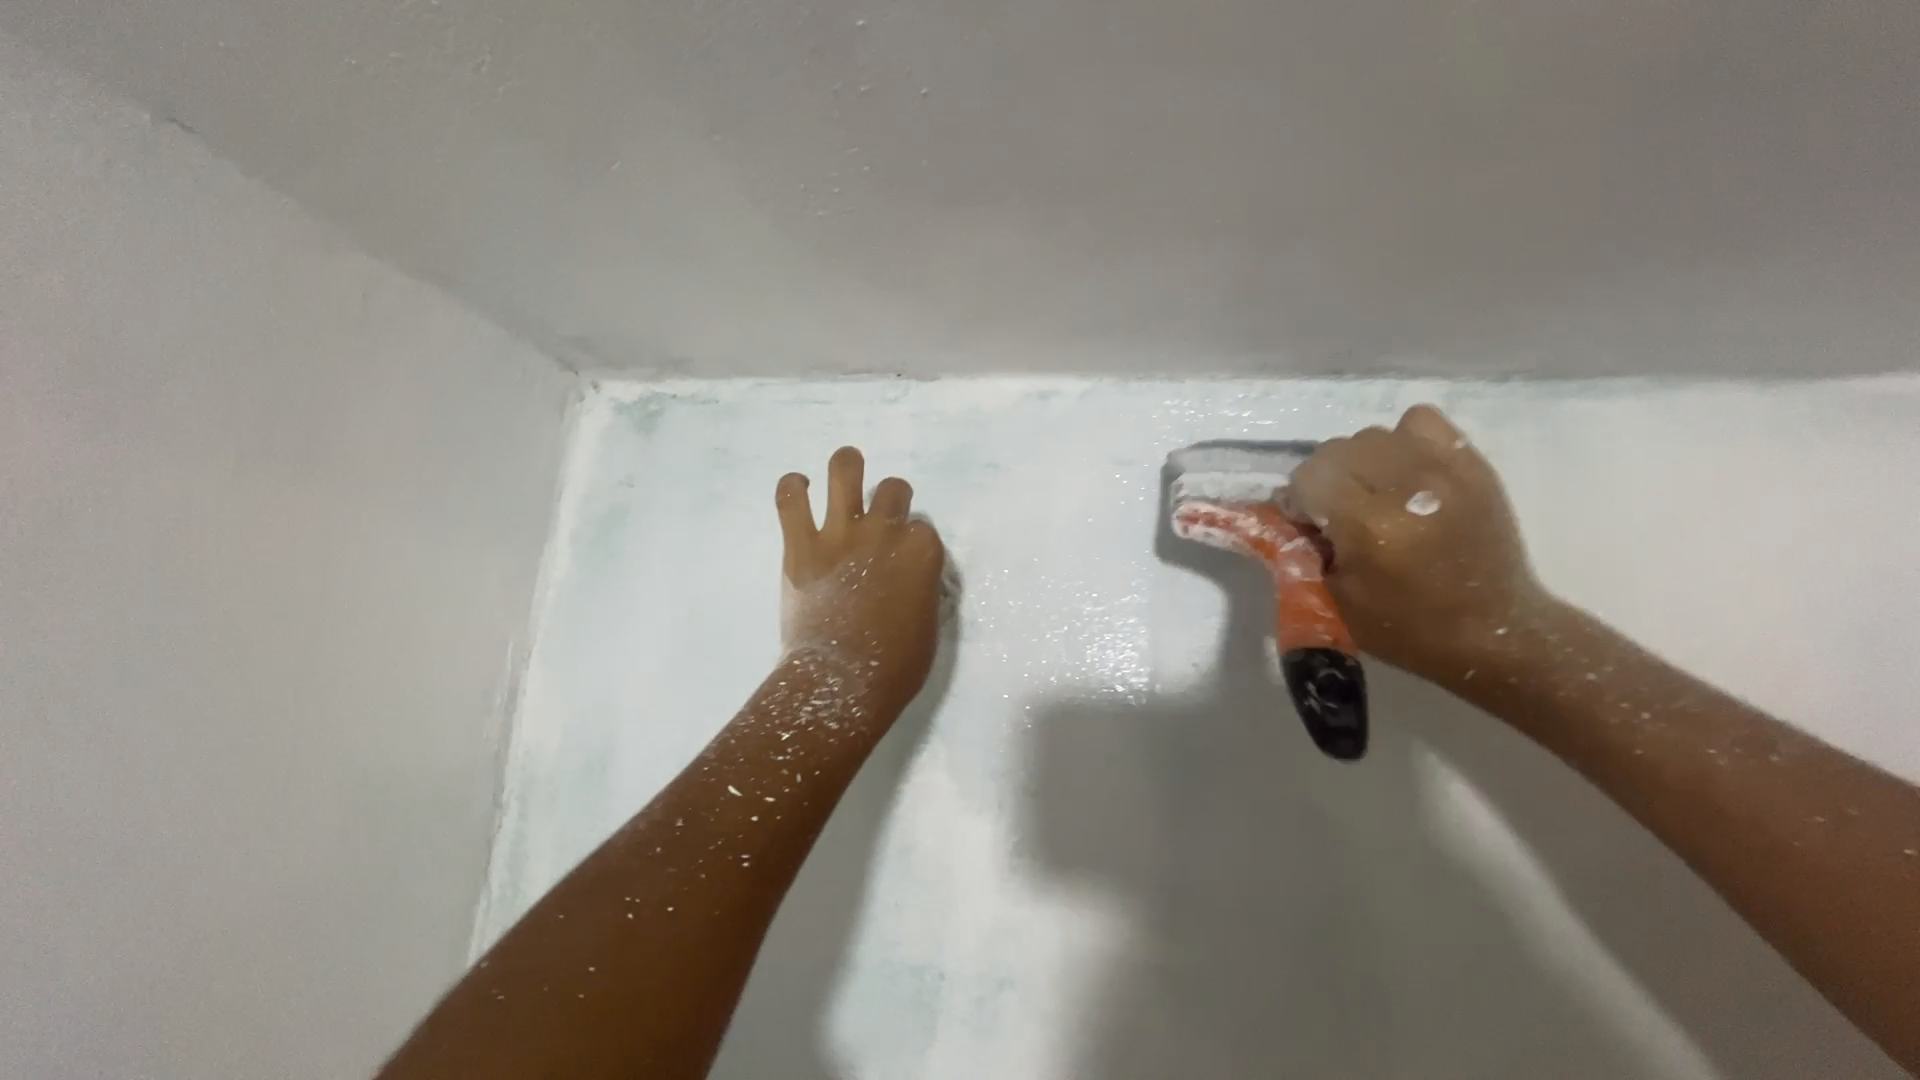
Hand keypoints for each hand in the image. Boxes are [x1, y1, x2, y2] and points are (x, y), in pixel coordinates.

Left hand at [775, 447, 946, 712]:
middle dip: (890, 499)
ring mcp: (841, 534)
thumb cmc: (896, 666)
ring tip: (846, 469)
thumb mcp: (928, 624)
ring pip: (845, 472)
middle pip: (893, 490)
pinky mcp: (801, 544)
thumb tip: (910, 580)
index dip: (912, 540)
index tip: (903, 557)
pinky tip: (797, 487)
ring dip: (847, 465)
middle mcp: (884, 532)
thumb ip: (922, 588)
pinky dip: (792, 488)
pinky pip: (790, 499)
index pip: (922, 527)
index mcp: (922, 552)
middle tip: (879, 517)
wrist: (842, 682)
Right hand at [1289, 405, 1549, 681]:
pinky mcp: (1471, 464)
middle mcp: (1408, 486)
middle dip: (1326, 480)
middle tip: (1338, 515)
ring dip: (1361, 462)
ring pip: (1373, 435)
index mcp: (1370, 525)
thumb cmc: (1406, 626)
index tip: (1310, 527)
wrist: (1493, 631)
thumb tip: (1283, 511)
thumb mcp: (1334, 598)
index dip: (1299, 501)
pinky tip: (1406, 474)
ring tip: (1373, 495)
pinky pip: (1420, 421)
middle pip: (1337, 450)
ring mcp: (1445, 470)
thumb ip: (1300, 549)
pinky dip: (1404, 441)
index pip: (1309, 476)